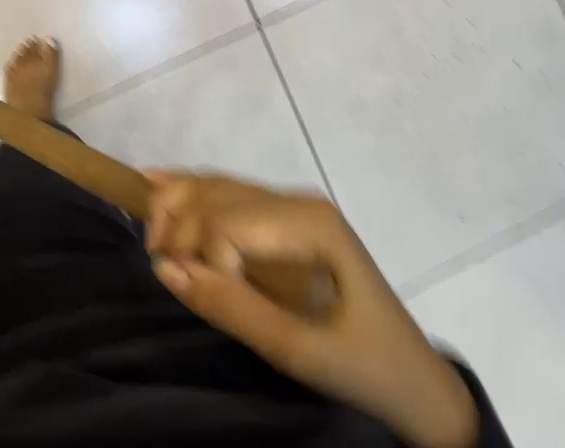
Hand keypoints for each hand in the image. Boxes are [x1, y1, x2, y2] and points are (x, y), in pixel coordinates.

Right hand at [145, 172, 478, 447]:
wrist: (413, 380)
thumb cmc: (361, 365)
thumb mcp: (297, 351)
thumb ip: (231, 307)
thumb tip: (166, 269)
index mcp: (311, 224)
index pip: (227, 223)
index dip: (202, 260)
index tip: (203, 299)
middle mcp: (298, 201)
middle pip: (216, 197)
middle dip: (177, 227)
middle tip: (157, 266)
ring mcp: (291, 207)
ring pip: (216, 188)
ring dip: (176, 207)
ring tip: (151, 240)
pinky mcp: (283, 220)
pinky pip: (227, 197)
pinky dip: (190, 195)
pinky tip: (155, 184)